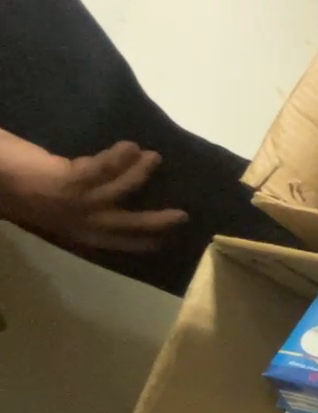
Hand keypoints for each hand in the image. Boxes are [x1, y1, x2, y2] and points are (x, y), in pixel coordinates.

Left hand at [0, 138, 187, 252]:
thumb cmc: (2, 191)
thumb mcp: (34, 207)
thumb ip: (61, 206)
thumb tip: (77, 200)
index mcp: (73, 230)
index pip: (116, 241)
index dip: (142, 243)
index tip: (162, 242)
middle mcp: (84, 221)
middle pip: (132, 223)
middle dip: (159, 220)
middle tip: (182, 216)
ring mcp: (81, 200)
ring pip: (123, 187)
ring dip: (142, 171)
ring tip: (155, 157)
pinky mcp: (73, 179)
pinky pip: (105, 167)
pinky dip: (121, 156)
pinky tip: (132, 147)